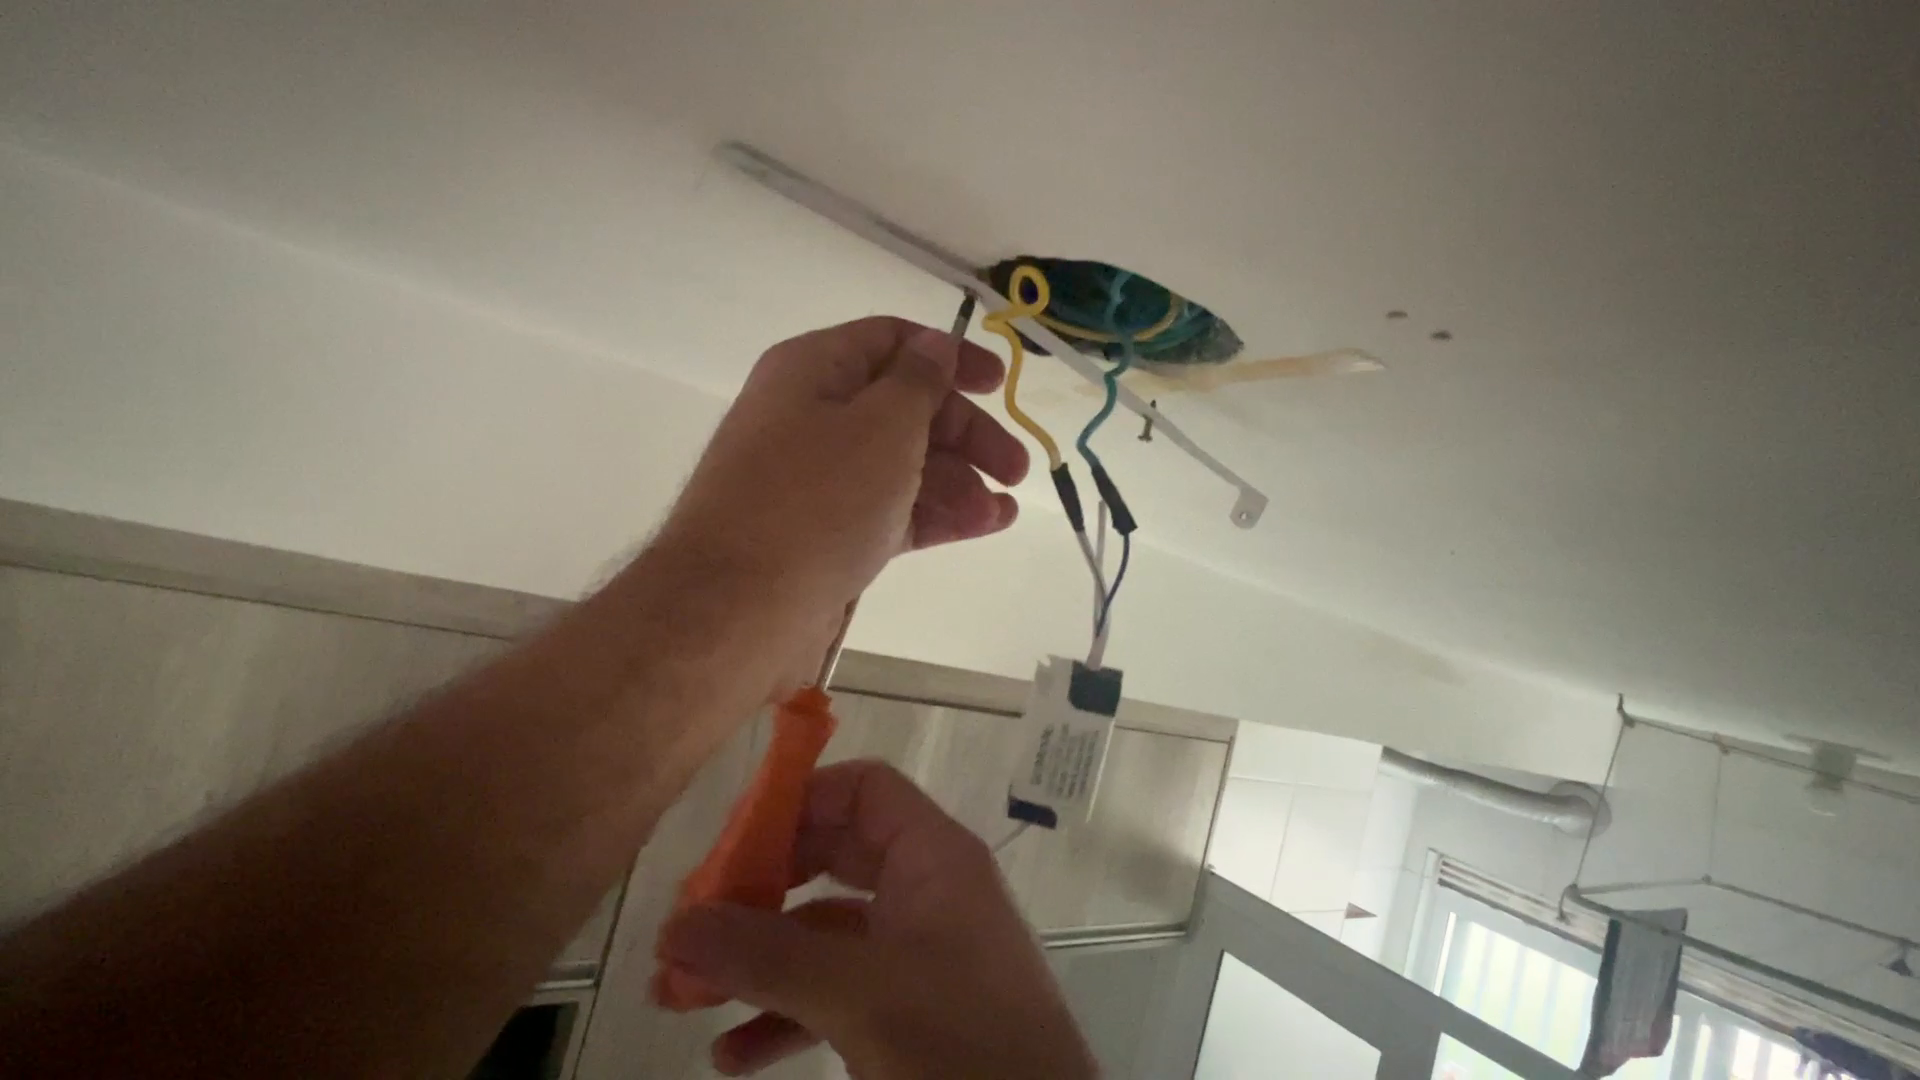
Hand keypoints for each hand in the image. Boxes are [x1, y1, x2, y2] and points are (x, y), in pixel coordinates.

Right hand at [657, 762, 1096, 1079]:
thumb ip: (766, 957)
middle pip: (832, 859)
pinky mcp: (911, 1006)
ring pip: (824, 933)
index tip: (729, 842)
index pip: (863, 789)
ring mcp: (919, 950)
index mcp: (933, 856)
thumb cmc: (960, 1041)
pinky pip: (837, 991)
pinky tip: (733, 1055)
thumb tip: (675, 925)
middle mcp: (926, 890)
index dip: (799, 800)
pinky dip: (786, 1014)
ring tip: (680, 994)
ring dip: (756, 962)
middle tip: (692, 923)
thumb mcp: (858, 994)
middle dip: (757, 893)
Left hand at [659, 316, 1029, 618]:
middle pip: (903, 408)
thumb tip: (935, 345)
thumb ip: (919, 381)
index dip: (949, 356)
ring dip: (958, 480)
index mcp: (813, 371)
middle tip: (1016, 467)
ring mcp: (817, 480)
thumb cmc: (817, 498)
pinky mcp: (827, 533)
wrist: (740, 607)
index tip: (1000, 384)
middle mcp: (811, 417)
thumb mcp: (882, 425)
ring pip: (900, 464)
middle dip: (966, 433)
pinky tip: (984, 524)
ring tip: (1002, 509)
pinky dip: (935, 513)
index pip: (891, 342)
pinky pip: (890, 509)